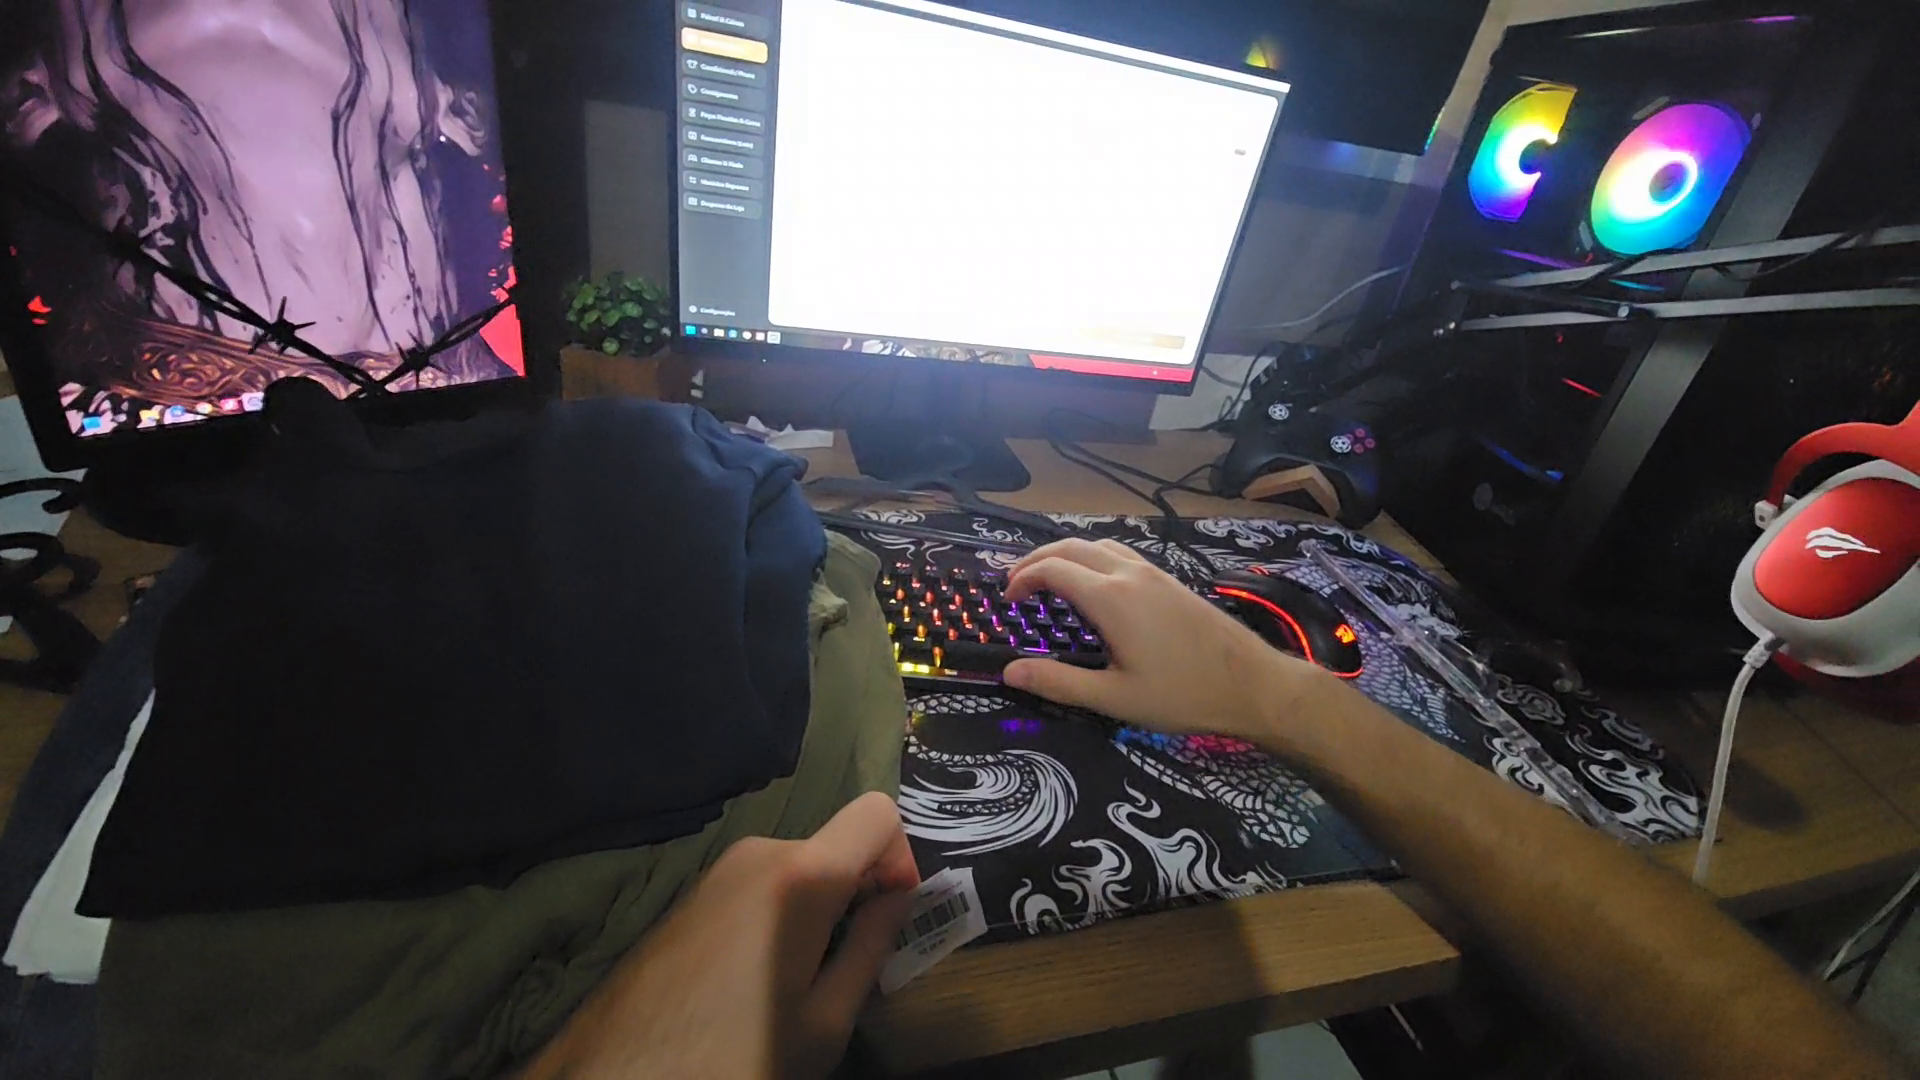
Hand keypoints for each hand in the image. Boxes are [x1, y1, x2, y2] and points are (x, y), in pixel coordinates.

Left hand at [521, 792, 920, 1079]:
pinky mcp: (696, 889)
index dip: (900, 857)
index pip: (878, 813)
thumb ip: (872, 947)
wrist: (615, 1078)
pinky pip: (764, 882)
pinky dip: (782, 913)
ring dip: (818, 908)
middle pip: (838, 846)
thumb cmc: (734, 1056)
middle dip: (857, 894)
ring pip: (802, 867)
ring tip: (797, 980)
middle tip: (847, 965)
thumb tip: (898, 899)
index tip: (889, 915)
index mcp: (801, 874)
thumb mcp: (823, 1023)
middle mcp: (763, 850)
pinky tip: (756, 976)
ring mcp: (723, 867)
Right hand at [1001, 539, 1328, 741]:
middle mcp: (1128, 573)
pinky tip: (1093, 584)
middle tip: (1015, 583)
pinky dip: (1091, 557)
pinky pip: (1119, 552)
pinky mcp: (1168, 579)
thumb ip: (1059, 683)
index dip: (1022, 577)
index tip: (1007, 599)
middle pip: (1070, 546)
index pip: (1053, 568)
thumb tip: (1009, 671)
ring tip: (1047, 579)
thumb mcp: (1114, 698)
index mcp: (1111, 598)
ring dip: (1065, 555)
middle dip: (1036, 559)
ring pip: (1096, 544)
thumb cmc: (1182, 694)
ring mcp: (1152, 572)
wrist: (1253, 684)